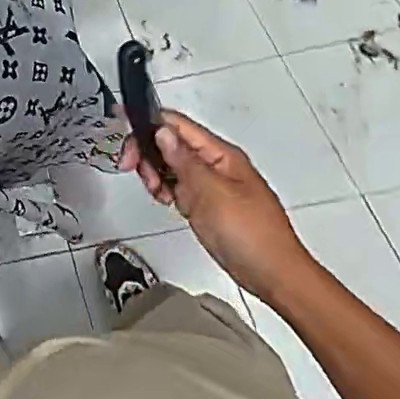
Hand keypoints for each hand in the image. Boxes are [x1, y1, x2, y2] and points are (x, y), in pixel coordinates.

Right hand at [123, 111, 315, 303]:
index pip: (178, 125)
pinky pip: (181, 187)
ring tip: (156, 190)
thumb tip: (162, 131)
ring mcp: (213, 185)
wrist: (275, 276)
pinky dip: (168, 190)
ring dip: (157, 174)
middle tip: (134, 167)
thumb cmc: (253, 236)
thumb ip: (184, 161)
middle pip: (172, 144)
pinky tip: (166, 200)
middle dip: (149, 152)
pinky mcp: (209, 205)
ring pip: (174, 166)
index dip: (149, 122)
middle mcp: (216, 164)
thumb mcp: (211, 193)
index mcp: (220, 154)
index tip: (123, 125)